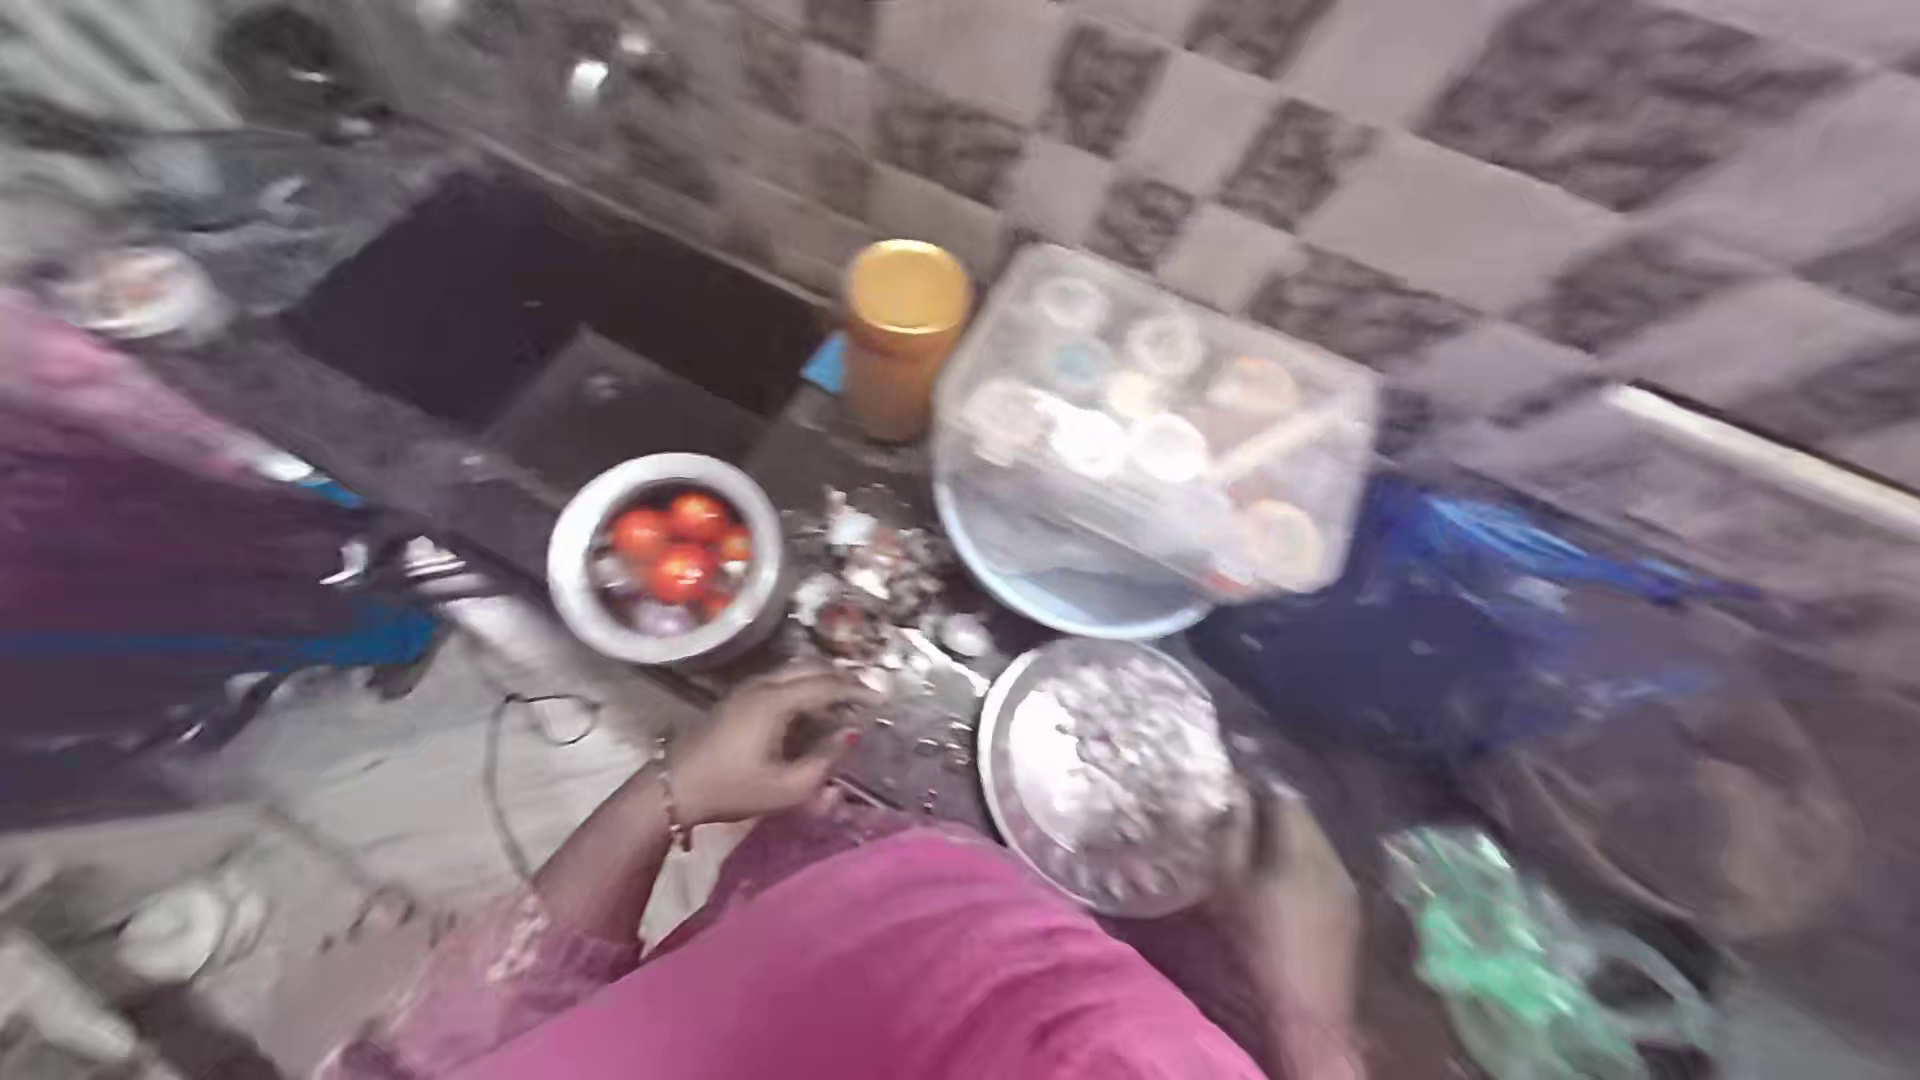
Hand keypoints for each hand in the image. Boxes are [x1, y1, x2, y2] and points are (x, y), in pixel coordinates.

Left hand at [669, 662, 882, 825]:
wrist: (674, 788)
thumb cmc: (731, 790)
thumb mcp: (785, 788)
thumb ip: (824, 760)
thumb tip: (850, 733)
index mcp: (775, 701)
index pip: (827, 685)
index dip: (857, 691)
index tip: (881, 700)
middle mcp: (764, 683)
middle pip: (814, 668)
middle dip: (845, 679)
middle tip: (868, 695)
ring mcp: (750, 685)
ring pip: (798, 669)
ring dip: (825, 679)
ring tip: (847, 699)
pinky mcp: (741, 694)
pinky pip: (784, 677)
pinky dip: (807, 684)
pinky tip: (815, 704)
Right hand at [1215, 783, 1362, 1031]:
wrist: (1306, 1011)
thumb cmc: (1256, 938)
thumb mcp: (1229, 879)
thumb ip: (1232, 829)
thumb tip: (1234, 789)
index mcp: (1303, 847)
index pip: (1284, 795)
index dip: (1257, 785)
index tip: (1233, 786)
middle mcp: (1332, 858)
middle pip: (1303, 816)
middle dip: (1272, 807)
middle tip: (1240, 813)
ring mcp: (1346, 884)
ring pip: (1315, 840)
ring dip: (1288, 833)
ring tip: (1258, 842)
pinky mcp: (1350, 908)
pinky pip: (1324, 864)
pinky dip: (1301, 856)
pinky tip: (1282, 874)